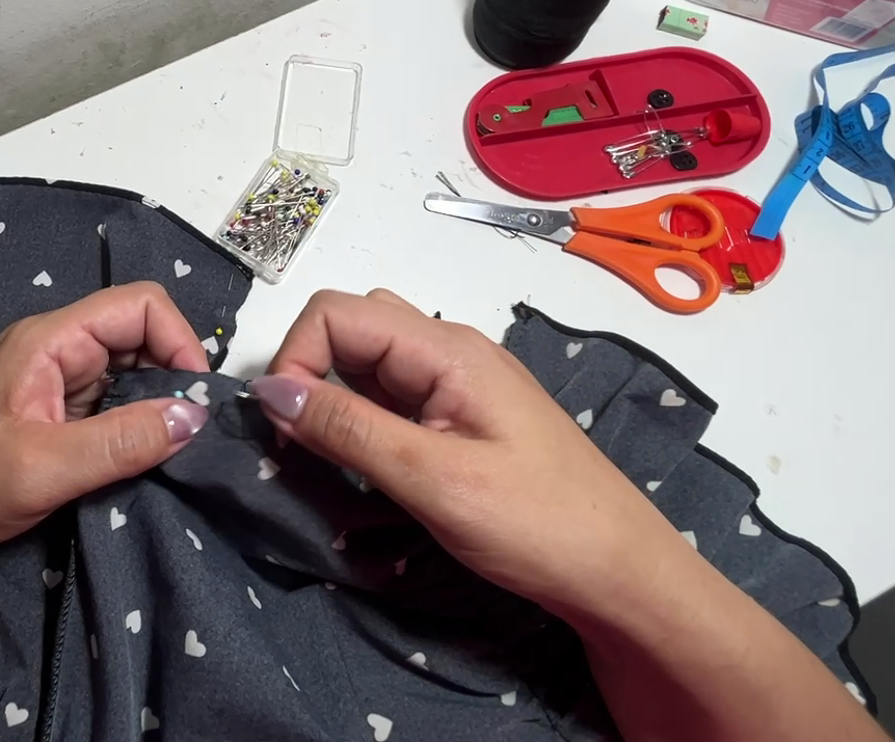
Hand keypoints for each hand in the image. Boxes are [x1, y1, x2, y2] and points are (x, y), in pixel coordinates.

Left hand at [0, 282, 212, 578]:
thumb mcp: (45, 468)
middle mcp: (59, 346)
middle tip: (191, 430)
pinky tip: (146, 453)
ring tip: (173, 446)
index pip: (137, 305)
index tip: (195, 400)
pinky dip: (139, 421)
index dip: (177, 341)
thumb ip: (122, 441)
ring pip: (133, 367)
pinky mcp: (61, 407)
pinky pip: (117, 398)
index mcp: (50, 339)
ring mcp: (60, 376)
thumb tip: (194, 417)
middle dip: (173, 375)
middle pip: (139, 333)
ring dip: (158, 401)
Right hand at [250, 288, 692, 623]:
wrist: (626, 580)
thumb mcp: (432, 479)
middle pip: (350, 324)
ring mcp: (455, 379)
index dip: (296, 357)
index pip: (336, 313)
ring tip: (331, 448)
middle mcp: (447, 348)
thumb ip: (346, 428)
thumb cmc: (539, 525)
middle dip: (310, 370)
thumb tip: (268, 389)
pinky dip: (360, 414)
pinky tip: (367, 456)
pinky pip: (389, 390)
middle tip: (302, 438)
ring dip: (333, 392)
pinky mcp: (457, 410)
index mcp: (444, 348)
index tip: (285, 424)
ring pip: (367, 357)